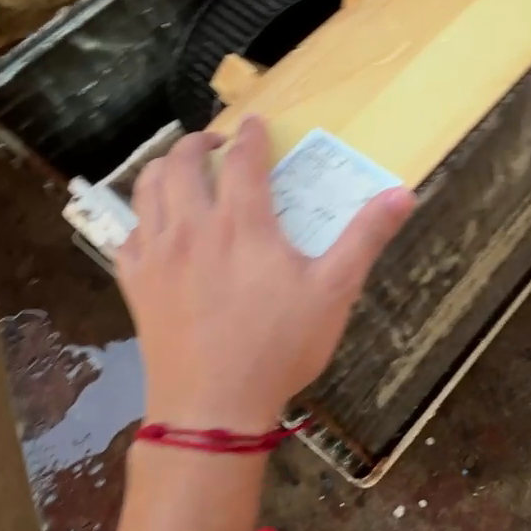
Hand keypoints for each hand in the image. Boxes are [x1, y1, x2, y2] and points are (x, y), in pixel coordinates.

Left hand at [116, 118, 415, 432]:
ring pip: (147, 190)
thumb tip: (402, 193)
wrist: (213, 407)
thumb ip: (366, 237)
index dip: (249, 135)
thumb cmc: (280, 346)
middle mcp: (193, 227)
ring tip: (182, 168)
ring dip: (163, 168)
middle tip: (216, 141)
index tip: (255, 123)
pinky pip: (128, 233)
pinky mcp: (136, 284)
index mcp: (242, 223)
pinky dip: (141, 215)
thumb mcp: (335, 290)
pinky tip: (156, 225)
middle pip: (181, 163)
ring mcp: (157, 255)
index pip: (241, 159)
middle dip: (198, 141)